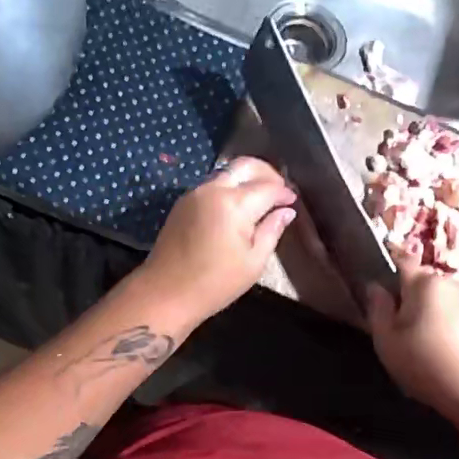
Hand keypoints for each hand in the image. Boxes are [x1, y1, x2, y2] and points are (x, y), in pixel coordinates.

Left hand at [136, 157, 296, 321]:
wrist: (165, 292)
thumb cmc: (215, 284)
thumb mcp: (253, 262)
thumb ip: (272, 230)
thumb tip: (286, 212)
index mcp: (234, 204)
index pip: (268, 187)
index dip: (284, 193)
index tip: (293, 203)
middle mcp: (213, 190)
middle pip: (245, 166)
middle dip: (267, 173)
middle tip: (280, 191)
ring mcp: (195, 193)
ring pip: (227, 173)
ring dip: (247, 179)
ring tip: (261, 199)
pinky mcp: (183, 202)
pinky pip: (212, 184)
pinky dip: (229, 188)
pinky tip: (238, 207)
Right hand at [364, 257, 458, 418]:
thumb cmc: (428, 364)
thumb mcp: (388, 342)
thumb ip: (378, 310)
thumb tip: (375, 287)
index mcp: (424, 282)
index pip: (403, 260)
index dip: (390, 271)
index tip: (383, 295)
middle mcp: (453, 283)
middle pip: (425, 285)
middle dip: (414, 300)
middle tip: (404, 332)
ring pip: (446, 302)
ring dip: (436, 317)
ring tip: (430, 349)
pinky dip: (456, 331)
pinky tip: (454, 356)